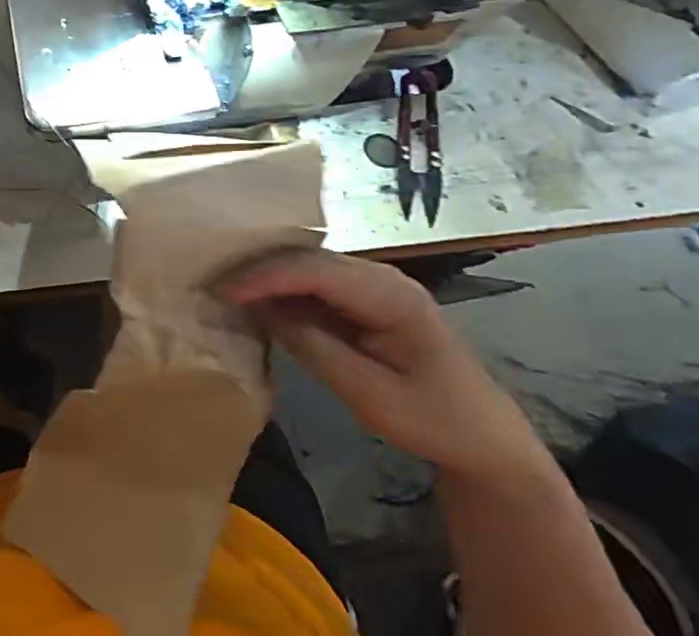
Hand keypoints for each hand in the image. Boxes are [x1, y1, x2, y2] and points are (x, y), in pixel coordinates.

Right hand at [221, 249, 549, 484]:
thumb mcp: (370, 395)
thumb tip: (262, 311)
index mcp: (392, 296)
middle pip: (309, 259)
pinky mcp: (365, 300)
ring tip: (226, 287)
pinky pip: (316, 284)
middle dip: (259, 269)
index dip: (265, 277)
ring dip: (268, 276)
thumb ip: (315, 348)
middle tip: (213, 282)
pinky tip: (257, 300)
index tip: (222, 290)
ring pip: (309, 267)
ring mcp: (374, 286)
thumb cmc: (435, 421)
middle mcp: (382, 277)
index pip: (315, 270)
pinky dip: (283, 290)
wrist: (486, 439)